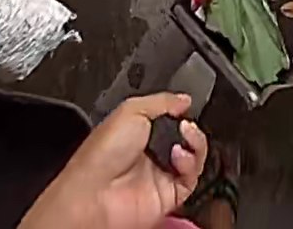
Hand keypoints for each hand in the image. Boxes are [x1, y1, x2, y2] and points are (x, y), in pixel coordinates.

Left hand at [20, 93, 206, 228]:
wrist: (96, 192)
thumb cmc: (102, 151)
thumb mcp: (132, 109)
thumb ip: (162, 101)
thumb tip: (184, 98)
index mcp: (142, 127)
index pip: (173, 116)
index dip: (182, 111)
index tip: (186, 106)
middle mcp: (154, 150)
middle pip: (187, 135)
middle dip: (191, 126)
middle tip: (186, 122)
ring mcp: (162, 172)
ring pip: (194, 155)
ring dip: (195, 142)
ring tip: (185, 134)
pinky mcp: (170, 195)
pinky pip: (192, 178)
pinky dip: (191, 164)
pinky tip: (179, 155)